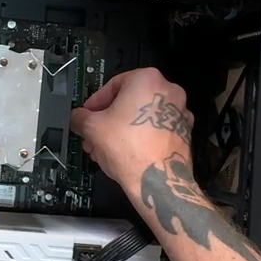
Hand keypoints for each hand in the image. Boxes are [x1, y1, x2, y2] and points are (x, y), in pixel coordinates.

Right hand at [69, 68, 194, 186]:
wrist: (157, 180)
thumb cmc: (132, 149)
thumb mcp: (92, 127)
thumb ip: (80, 117)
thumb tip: (77, 118)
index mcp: (147, 79)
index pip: (113, 85)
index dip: (95, 102)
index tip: (88, 114)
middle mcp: (168, 91)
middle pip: (129, 102)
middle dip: (108, 119)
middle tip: (94, 132)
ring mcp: (179, 113)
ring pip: (142, 117)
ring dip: (121, 129)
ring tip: (104, 147)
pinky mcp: (183, 133)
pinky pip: (155, 130)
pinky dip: (139, 137)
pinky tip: (123, 153)